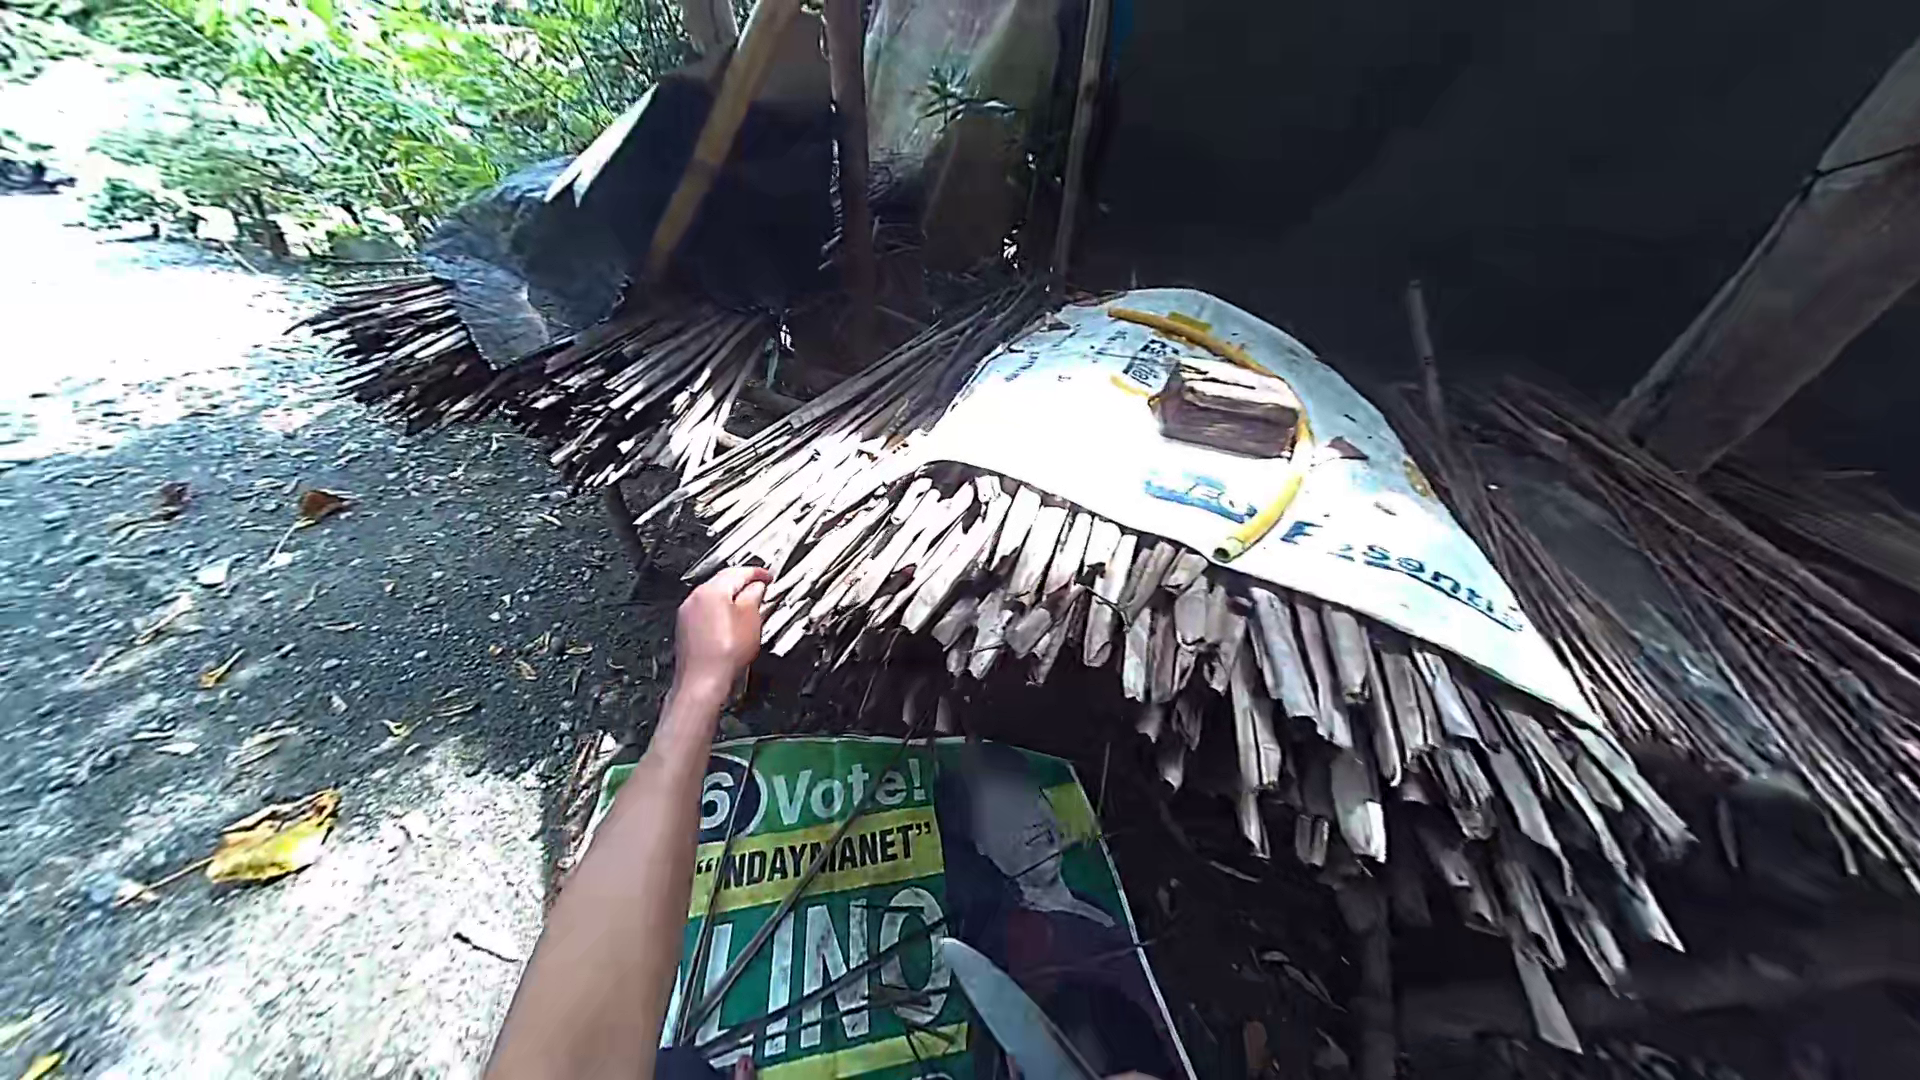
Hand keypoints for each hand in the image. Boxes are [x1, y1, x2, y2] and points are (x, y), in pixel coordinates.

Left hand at [673, 565, 772, 701]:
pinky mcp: (686, 627)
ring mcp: (688, 613)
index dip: (758, 573)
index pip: (739, 571)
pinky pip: (707, 611)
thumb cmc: (724, 653)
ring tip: (750, 609)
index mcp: (712, 590)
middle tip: (762, 590)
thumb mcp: (751, 618)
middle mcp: (696, 598)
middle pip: (724, 581)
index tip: (768, 576)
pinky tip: (733, 625)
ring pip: (715, 596)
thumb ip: (755, 596)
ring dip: (733, 599)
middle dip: (744, 584)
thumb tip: (757, 587)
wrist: (703, 681)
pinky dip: (721, 612)